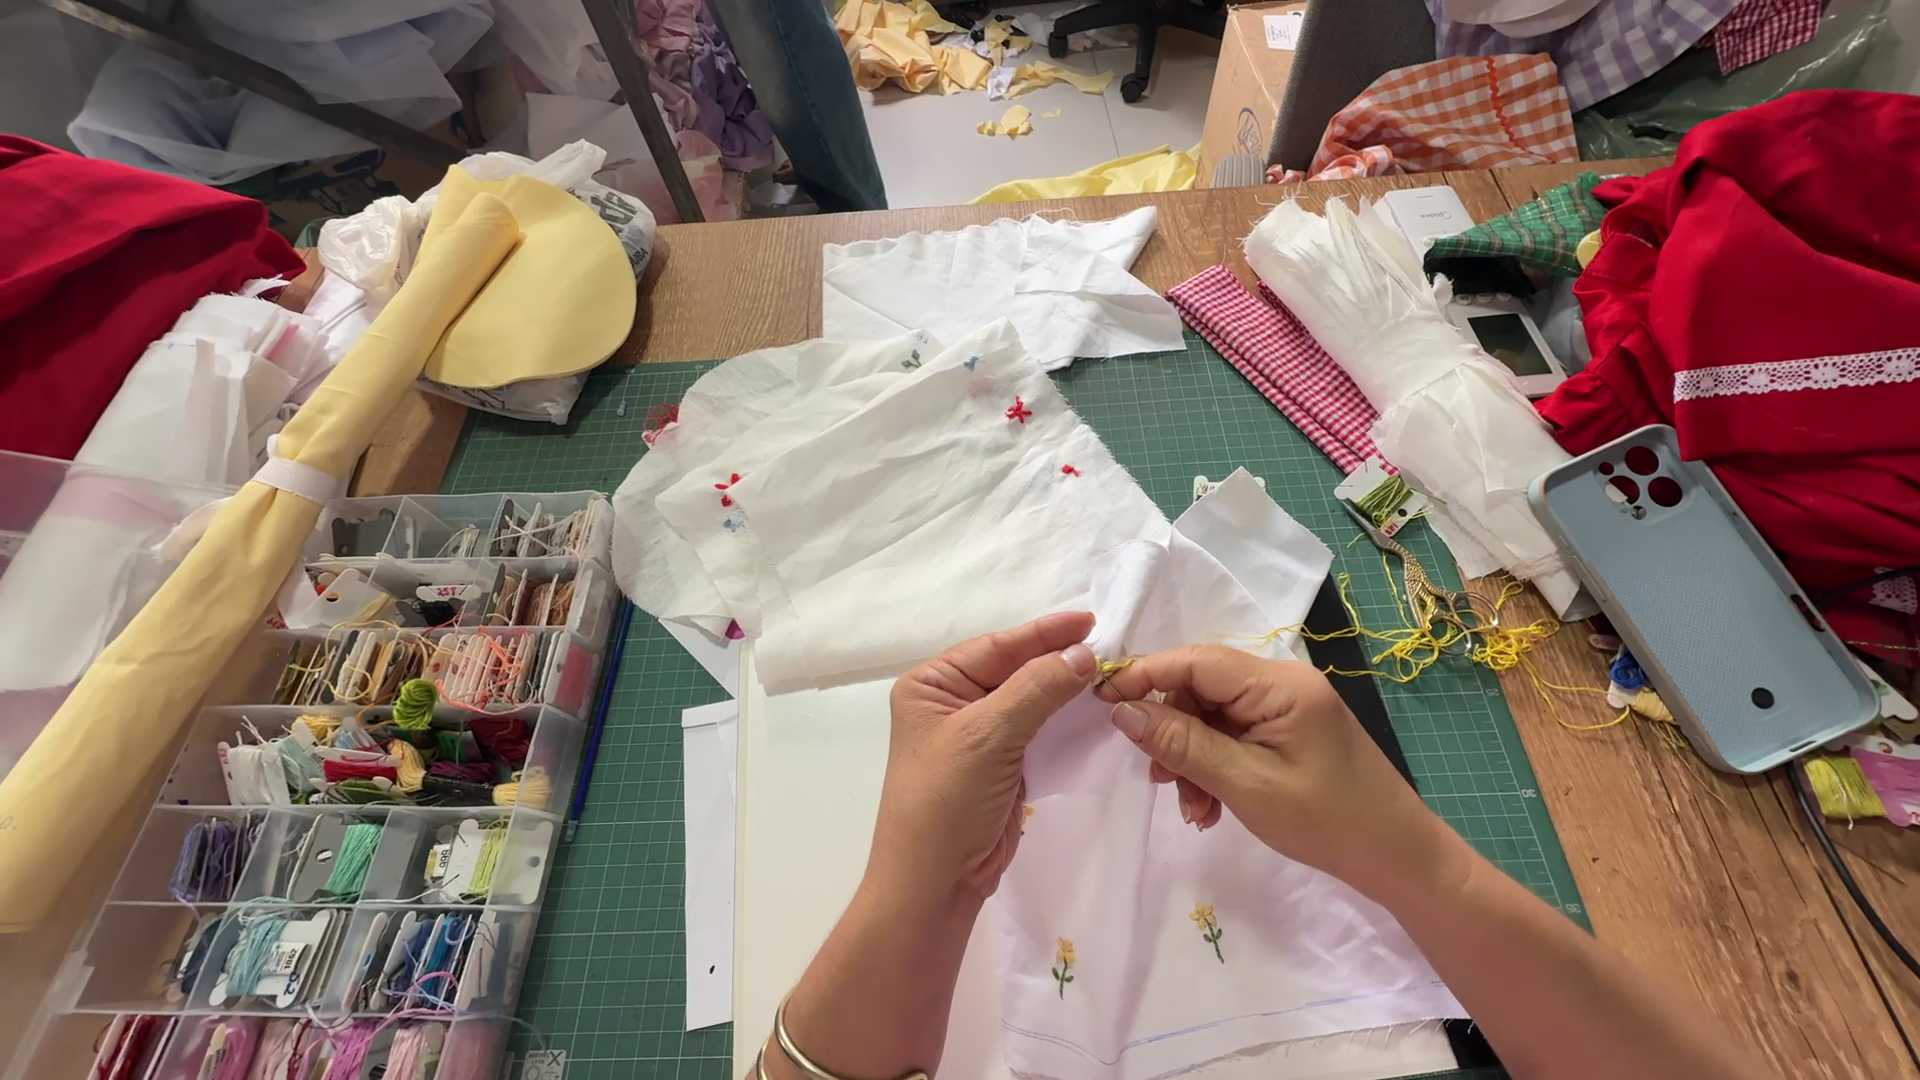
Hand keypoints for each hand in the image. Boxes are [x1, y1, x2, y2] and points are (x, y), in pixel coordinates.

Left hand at [870, 612, 1096, 906]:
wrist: (936, 882)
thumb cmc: (947, 800)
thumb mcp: (988, 736)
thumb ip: (1036, 689)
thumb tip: (1084, 652)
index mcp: (933, 682)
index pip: (996, 647)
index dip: (1044, 633)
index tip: (1091, 620)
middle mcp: (952, 700)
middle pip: (1014, 669)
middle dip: (1058, 656)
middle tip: (1110, 642)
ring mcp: (978, 732)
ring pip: (1030, 698)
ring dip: (1066, 686)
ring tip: (1110, 668)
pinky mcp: (1002, 760)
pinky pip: (1038, 727)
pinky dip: (1065, 717)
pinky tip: (1094, 705)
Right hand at [1095, 644, 1469, 903]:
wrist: (1401, 862)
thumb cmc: (1329, 823)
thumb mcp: (1246, 785)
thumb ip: (1182, 744)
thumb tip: (1122, 712)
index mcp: (1279, 684)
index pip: (1196, 661)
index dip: (1146, 674)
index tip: (1104, 699)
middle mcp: (1280, 682)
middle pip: (1200, 688)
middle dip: (1171, 730)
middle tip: (1156, 776)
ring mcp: (1284, 705)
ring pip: (1210, 714)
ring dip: (1189, 756)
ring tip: (1191, 806)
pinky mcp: (1285, 729)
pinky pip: (1230, 733)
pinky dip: (1211, 764)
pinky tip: (1208, 805)